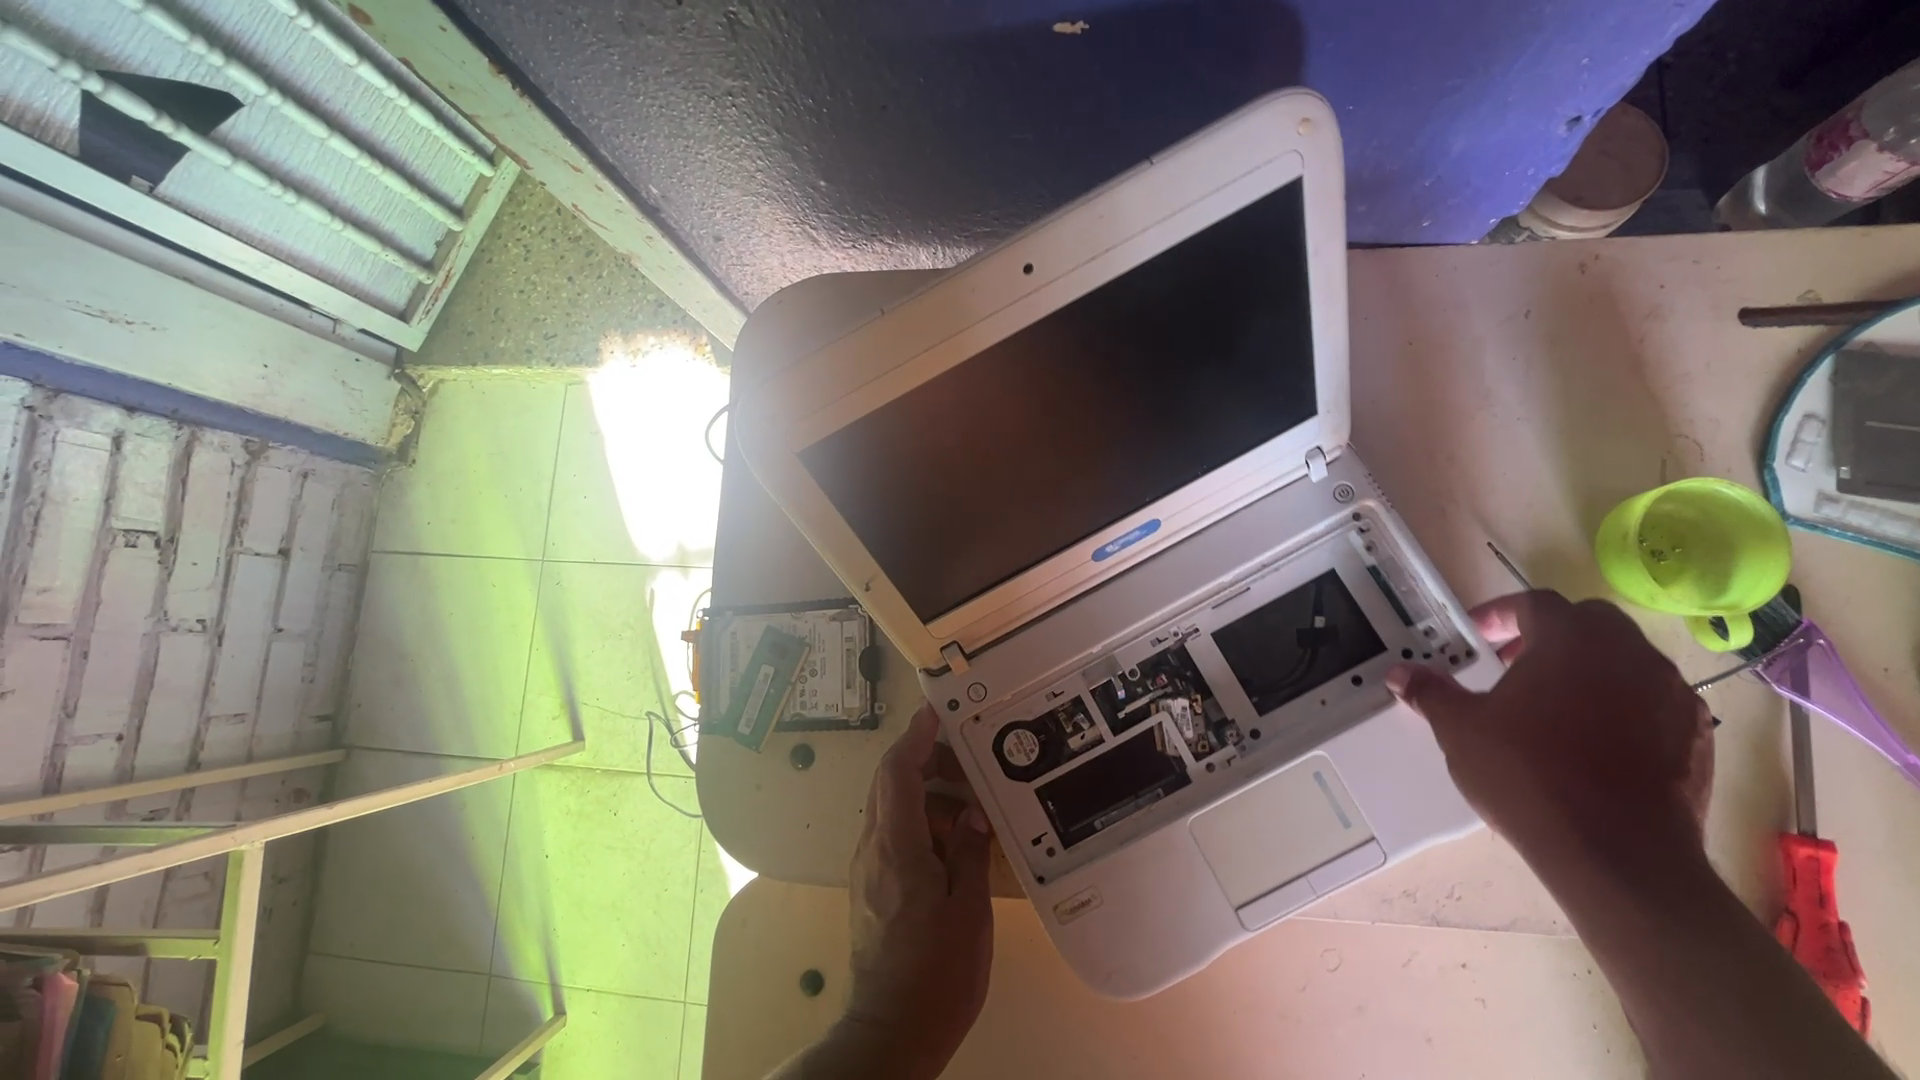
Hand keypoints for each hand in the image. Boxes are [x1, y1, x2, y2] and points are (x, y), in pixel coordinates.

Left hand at [842, 703, 993, 1076]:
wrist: (891, 1028)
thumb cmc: (937, 970)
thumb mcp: (969, 909)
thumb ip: (969, 852)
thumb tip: (970, 813)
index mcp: (896, 847)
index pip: (897, 772)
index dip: (915, 737)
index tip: (935, 713)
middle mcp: (872, 849)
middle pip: (890, 785)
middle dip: (925, 762)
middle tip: (968, 760)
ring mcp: (867, 870)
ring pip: (892, 811)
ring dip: (927, 798)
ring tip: (971, 810)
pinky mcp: (871, 889)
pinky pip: (893, 837)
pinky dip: (921, 825)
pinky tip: (953, 844)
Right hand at [1386, 591, 1713, 859]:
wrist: (1618, 852)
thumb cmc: (1529, 774)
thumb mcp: (1462, 730)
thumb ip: (1432, 693)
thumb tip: (1400, 673)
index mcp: (1571, 639)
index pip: (1534, 603)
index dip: (1500, 614)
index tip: (1477, 637)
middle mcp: (1629, 653)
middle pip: (1589, 622)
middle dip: (1550, 635)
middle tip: (1515, 664)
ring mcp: (1671, 693)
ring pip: (1626, 661)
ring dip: (1589, 670)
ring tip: (1553, 706)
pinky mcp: (1695, 735)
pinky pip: (1653, 701)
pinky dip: (1623, 706)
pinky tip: (1594, 743)